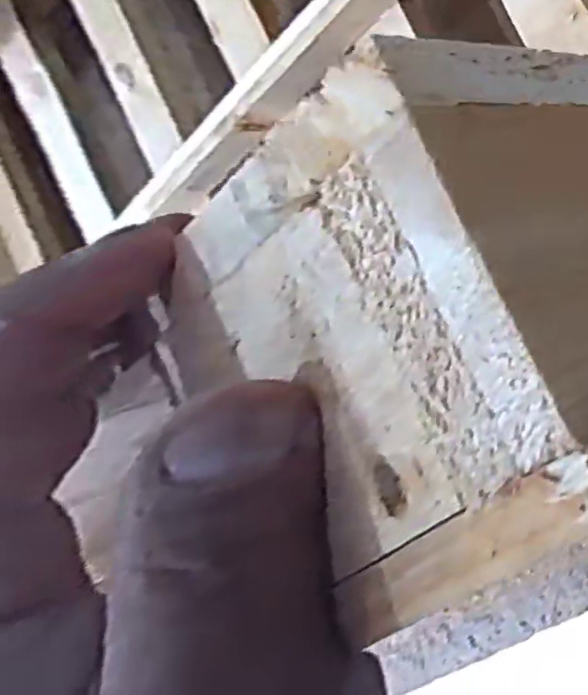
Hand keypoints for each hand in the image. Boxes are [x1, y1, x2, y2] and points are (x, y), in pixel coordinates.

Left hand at [0, 219, 380, 694]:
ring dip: (104, 370)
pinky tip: (210, 415)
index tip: (168, 245)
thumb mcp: (237, 689)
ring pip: (26, 458)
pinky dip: (137, 431)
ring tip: (205, 315)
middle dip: (74, 329)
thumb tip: (255, 404)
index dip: (51, 311)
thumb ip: (223, 565)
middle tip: (199, 266)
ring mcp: (23, 612)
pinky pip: (81, 496)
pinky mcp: (78, 620)